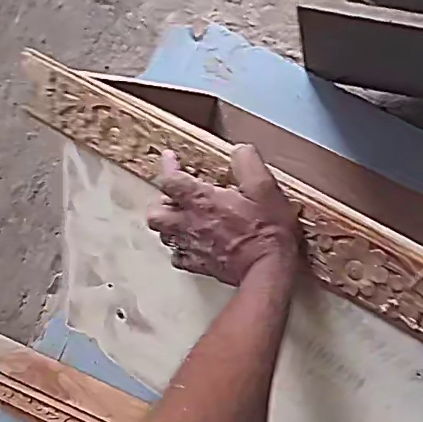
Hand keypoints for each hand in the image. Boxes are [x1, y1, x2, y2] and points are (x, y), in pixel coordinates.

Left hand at [147, 144, 300, 285]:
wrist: (267, 270)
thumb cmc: (267, 231)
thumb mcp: (265, 188)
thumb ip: (248, 163)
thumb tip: (239, 151)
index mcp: (202, 201)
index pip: (169, 180)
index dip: (168, 166)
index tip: (171, 158)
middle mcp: (190, 224)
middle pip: (155, 213)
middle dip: (160, 202)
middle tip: (175, 196)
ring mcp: (191, 247)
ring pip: (163, 235)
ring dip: (168, 224)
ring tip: (182, 217)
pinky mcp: (199, 265)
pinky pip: (178, 257)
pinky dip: (180, 248)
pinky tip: (192, 242)